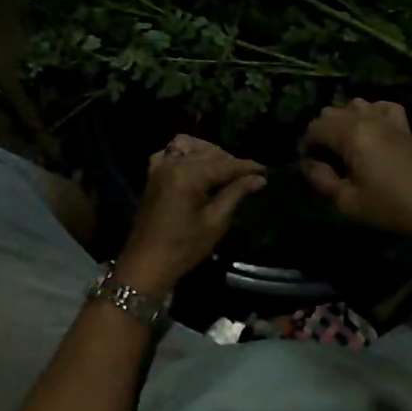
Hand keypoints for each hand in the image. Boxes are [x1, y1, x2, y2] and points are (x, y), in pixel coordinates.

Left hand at [115, 135, 265, 295]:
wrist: (146, 263)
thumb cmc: (183, 247)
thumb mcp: (215, 222)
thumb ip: (235, 194)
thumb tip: (258, 178)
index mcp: (188, 175)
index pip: (225, 164)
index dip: (247, 167)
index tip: (265, 170)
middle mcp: (172, 164)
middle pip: (208, 152)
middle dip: (230, 161)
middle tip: (248, 175)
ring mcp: (159, 167)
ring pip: (189, 146)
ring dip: (208, 153)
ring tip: (224, 170)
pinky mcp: (152, 174)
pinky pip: (171, 152)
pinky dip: (186, 154)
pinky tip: (197, 166)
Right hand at [298, 99, 411, 242]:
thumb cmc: (388, 208)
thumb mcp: (346, 201)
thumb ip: (321, 179)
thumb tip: (308, 165)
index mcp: (351, 135)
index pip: (315, 128)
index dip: (305, 145)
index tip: (306, 165)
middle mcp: (367, 120)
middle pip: (331, 113)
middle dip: (320, 133)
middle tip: (322, 160)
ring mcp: (388, 120)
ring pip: (354, 104)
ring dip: (342, 121)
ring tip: (343, 145)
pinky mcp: (404, 127)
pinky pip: (382, 106)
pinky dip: (371, 112)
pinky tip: (370, 128)